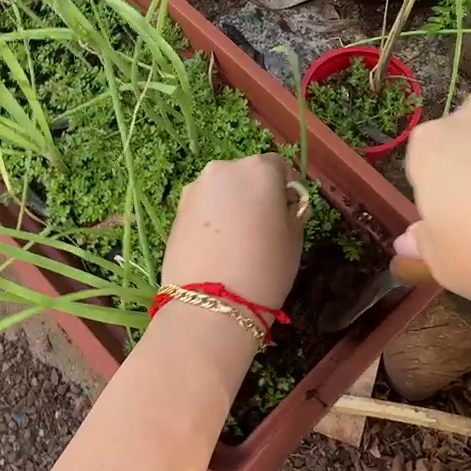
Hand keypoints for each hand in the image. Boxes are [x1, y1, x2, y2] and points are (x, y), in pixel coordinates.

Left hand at [162, 154, 302, 310]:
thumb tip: (287, 205)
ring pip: (222, 190)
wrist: (212, 304)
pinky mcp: (177, 210)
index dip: (286, 186)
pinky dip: (212, 218)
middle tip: (263, 225)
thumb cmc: (266, 269)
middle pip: (246, 174)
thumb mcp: (294, 240)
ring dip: (231, 204)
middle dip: (256, 193)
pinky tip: (217, 247)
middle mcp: (224, 169)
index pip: (278, 166)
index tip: (289, 208)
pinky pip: (203, 206)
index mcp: (258, 169)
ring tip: (237, 240)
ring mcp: (196, 188)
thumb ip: (292, 212)